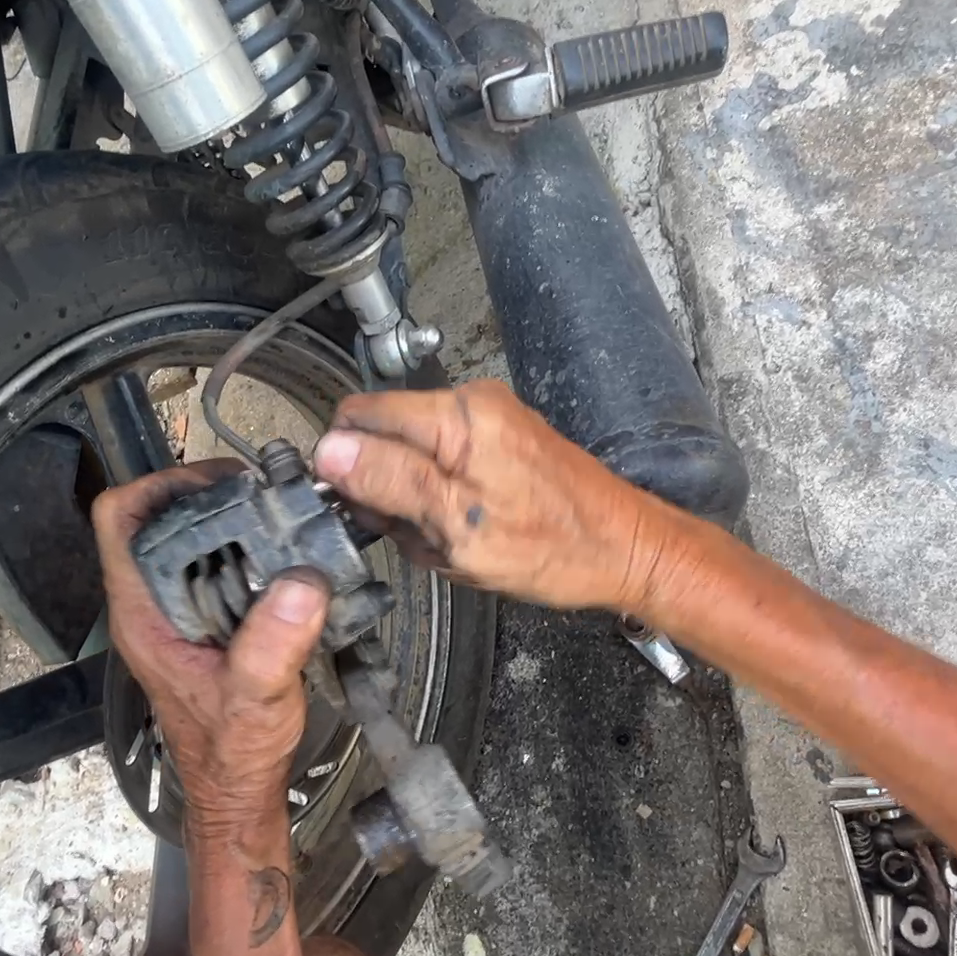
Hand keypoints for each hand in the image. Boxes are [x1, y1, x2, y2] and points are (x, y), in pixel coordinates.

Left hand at [91, 462, 331, 834]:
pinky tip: (292, 554)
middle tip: (262, 490)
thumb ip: (272, 645)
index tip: (218, 481)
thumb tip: (300, 583)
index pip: (119, 520)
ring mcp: (184, 612)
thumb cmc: (232, 752)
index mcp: (144, 613)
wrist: (240, 788)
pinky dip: (255, 549)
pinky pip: (226, 566)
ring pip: (195, 539)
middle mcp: (157, 604)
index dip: (159, 486)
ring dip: (235, 520)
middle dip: (209, 494)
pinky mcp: (214, 621)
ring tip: (280, 511)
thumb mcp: (254, 697)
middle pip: (162, 519)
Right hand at [312, 380, 680, 612]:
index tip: (364, 509)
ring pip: (412, 463)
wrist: (625, 550)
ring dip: (419, 511)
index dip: (348, 464)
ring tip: (454, 544)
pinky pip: (445, 472)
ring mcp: (488, 424)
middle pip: (385, 439)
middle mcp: (473, 405)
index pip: (361, 415)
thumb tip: (330, 451)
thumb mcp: (459, 525)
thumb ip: (392, 481)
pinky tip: (471, 537)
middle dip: (390, 495)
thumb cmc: (557, 546)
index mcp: (460, 415)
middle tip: (424, 537)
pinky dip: (445, 509)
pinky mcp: (499, 446)